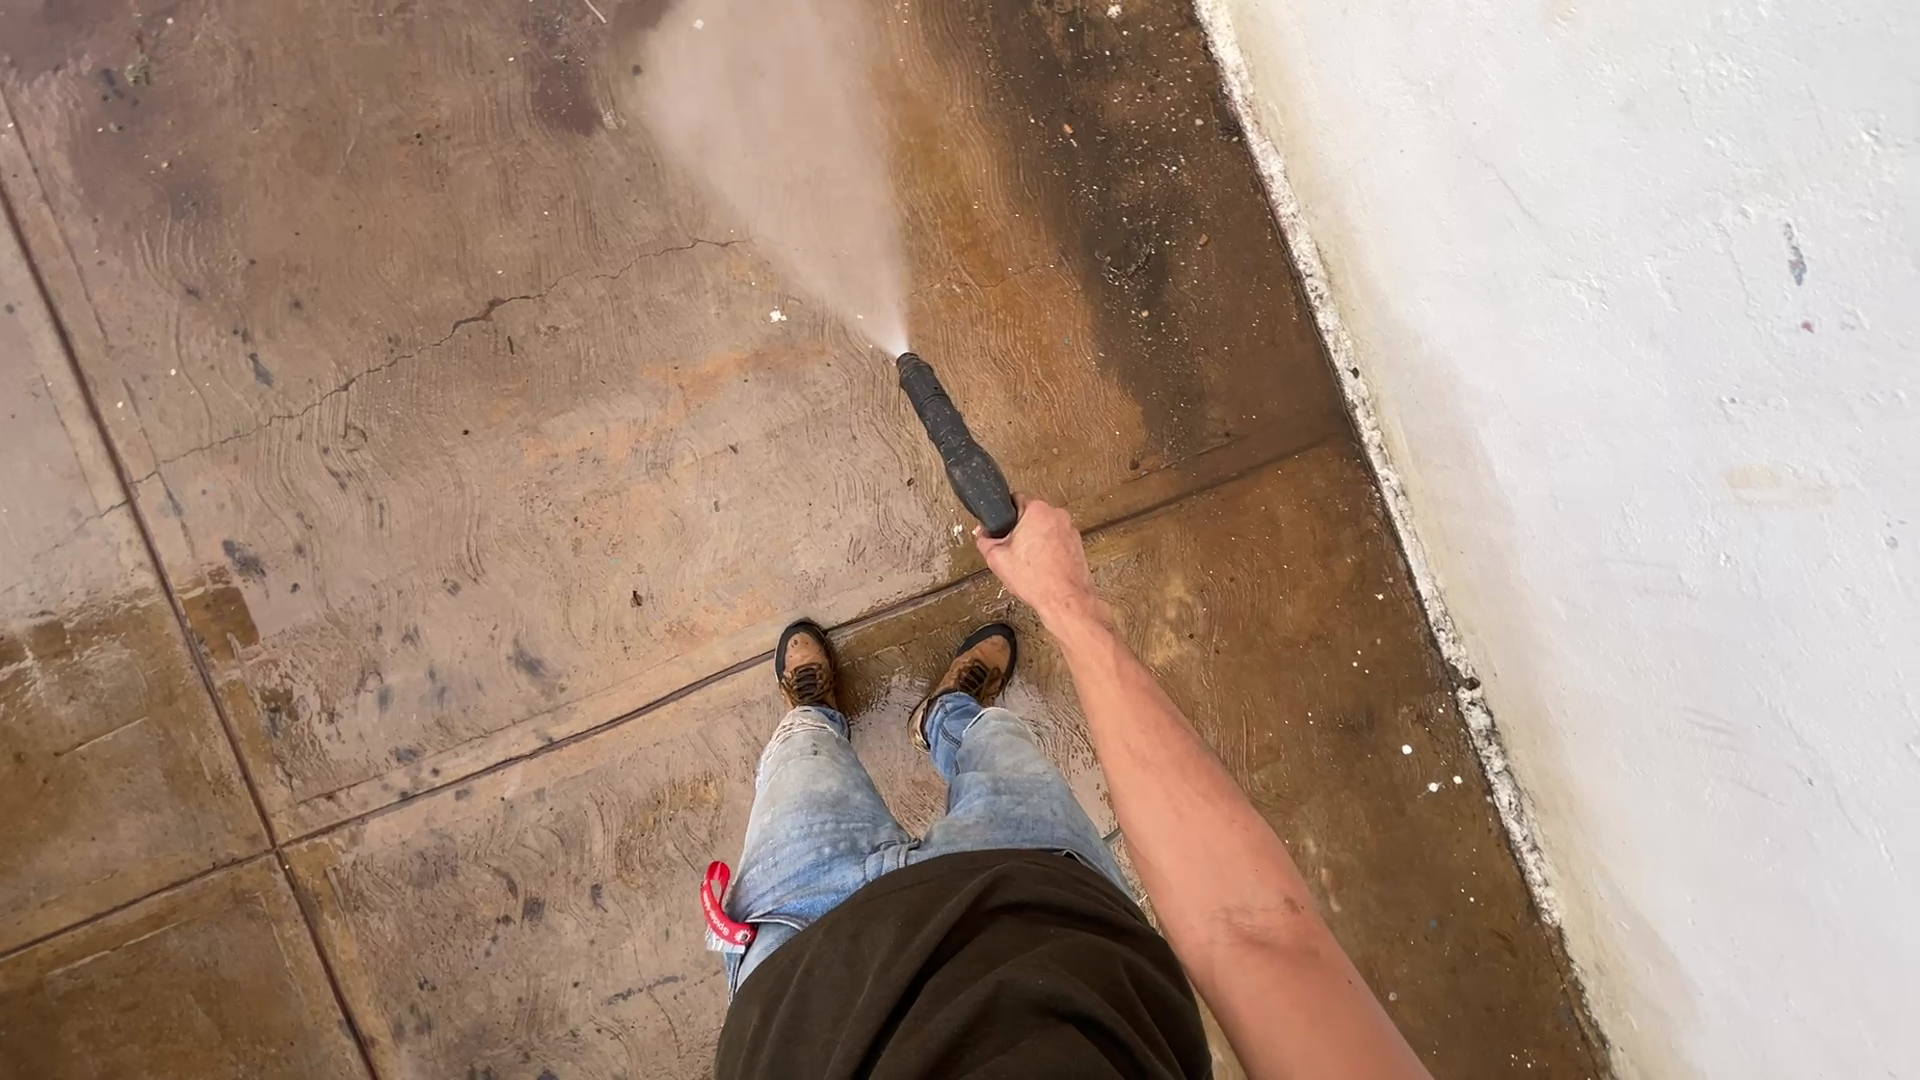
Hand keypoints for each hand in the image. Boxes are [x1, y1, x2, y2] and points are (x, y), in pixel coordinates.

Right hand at [976, 495, 1108, 630]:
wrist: (1064, 600)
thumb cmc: (1037, 580)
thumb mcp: (996, 558)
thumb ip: (984, 540)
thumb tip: (982, 534)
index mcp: (1037, 510)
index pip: (1015, 498)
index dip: (1004, 514)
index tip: (1002, 526)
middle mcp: (1057, 515)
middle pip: (1031, 514)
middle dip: (1020, 529)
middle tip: (1012, 549)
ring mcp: (1070, 529)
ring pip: (1044, 528)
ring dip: (1035, 540)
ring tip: (1028, 561)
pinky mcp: (1077, 544)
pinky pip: (1057, 540)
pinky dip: (1048, 550)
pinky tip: (1041, 566)